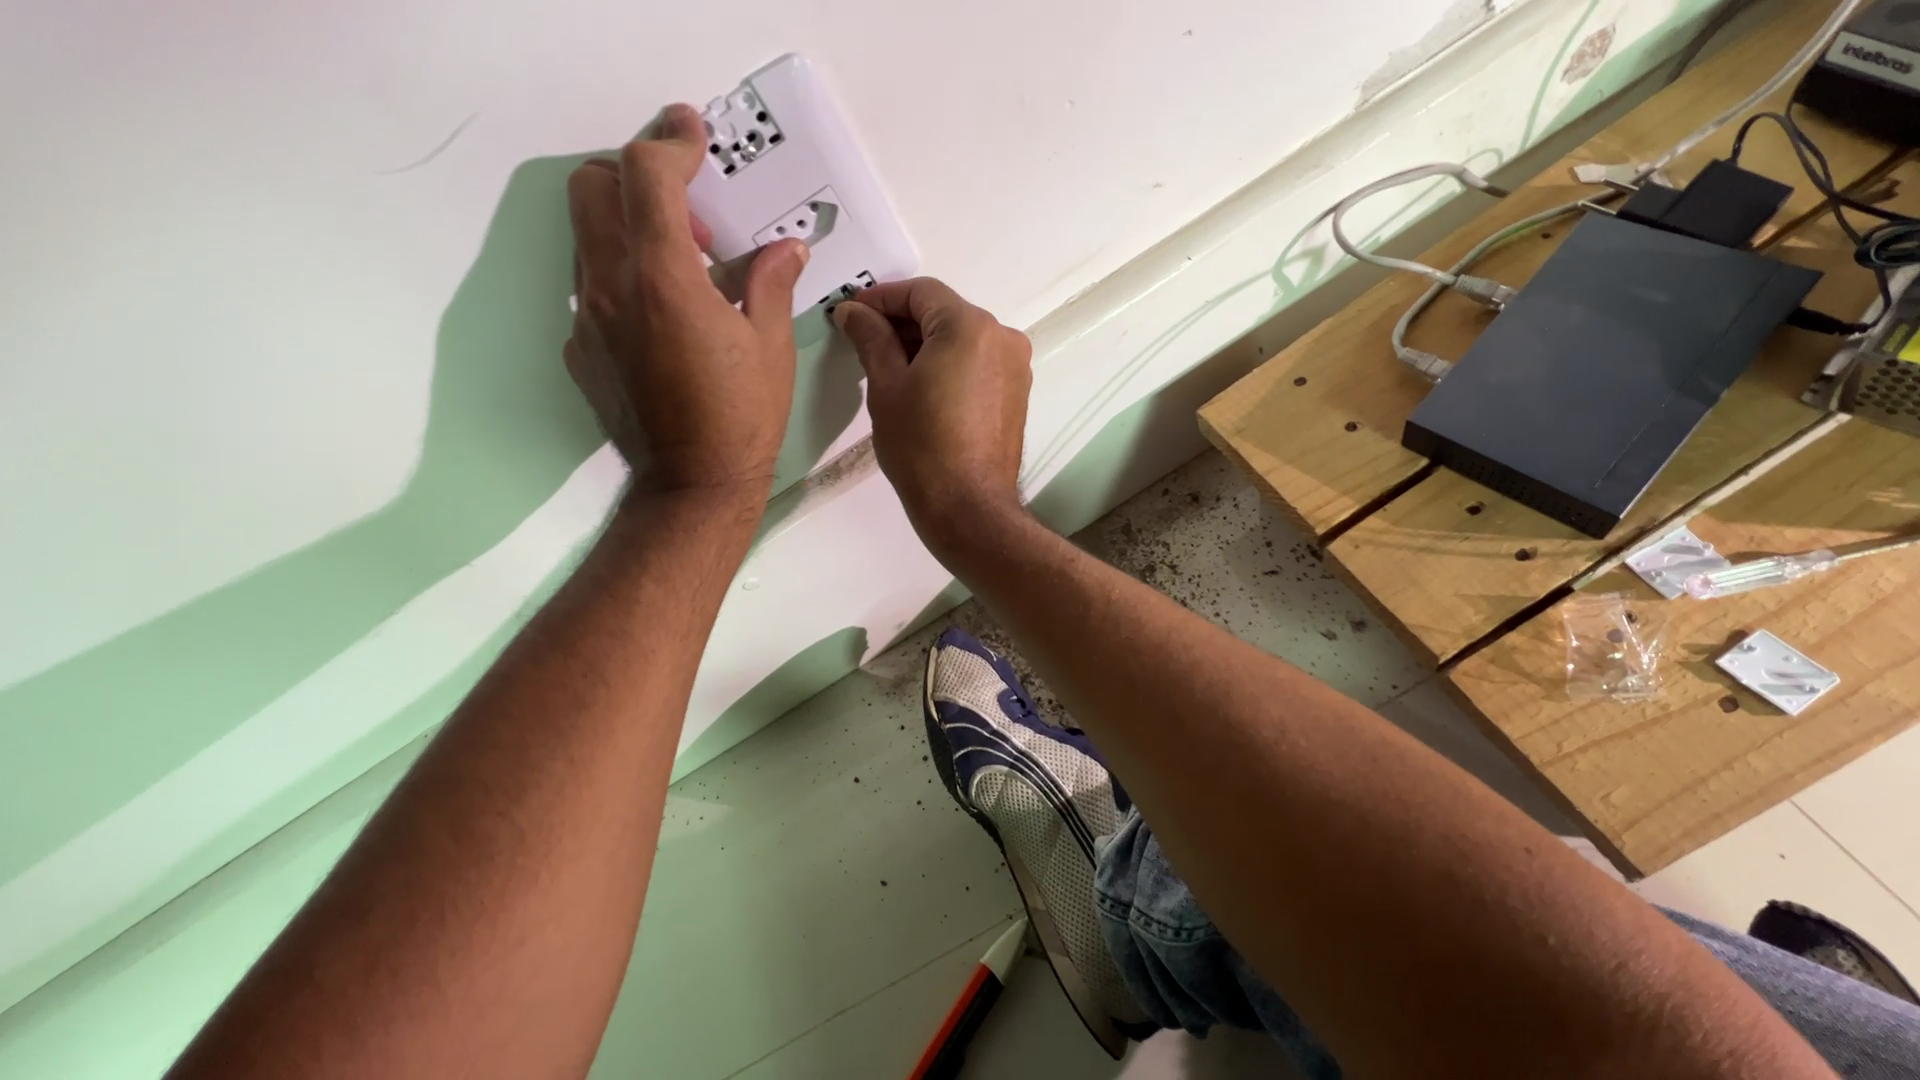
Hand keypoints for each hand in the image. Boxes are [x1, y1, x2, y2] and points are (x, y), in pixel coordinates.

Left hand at [566, 104, 809, 500]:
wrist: (692, 485)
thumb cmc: (742, 417)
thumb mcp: (770, 345)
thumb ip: (771, 283)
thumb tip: (786, 249)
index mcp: (665, 279)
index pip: (647, 173)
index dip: (671, 140)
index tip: (693, 131)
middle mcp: (612, 287)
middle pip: (593, 185)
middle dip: (636, 174)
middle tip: (689, 208)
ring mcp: (587, 318)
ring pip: (587, 234)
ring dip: (629, 225)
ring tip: (683, 264)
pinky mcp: (581, 348)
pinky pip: (591, 287)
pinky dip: (623, 276)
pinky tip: (663, 314)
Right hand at [832, 278, 1032, 544]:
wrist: (968, 507)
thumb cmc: (920, 446)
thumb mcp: (886, 387)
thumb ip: (871, 338)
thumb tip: (853, 310)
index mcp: (969, 326)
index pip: (920, 292)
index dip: (881, 298)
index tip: (851, 313)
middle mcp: (1002, 336)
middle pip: (944, 313)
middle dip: (902, 322)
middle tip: (864, 343)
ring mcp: (1015, 365)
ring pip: (962, 338)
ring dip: (925, 344)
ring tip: (888, 368)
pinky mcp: (1017, 392)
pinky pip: (977, 362)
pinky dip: (948, 364)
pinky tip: (921, 388)